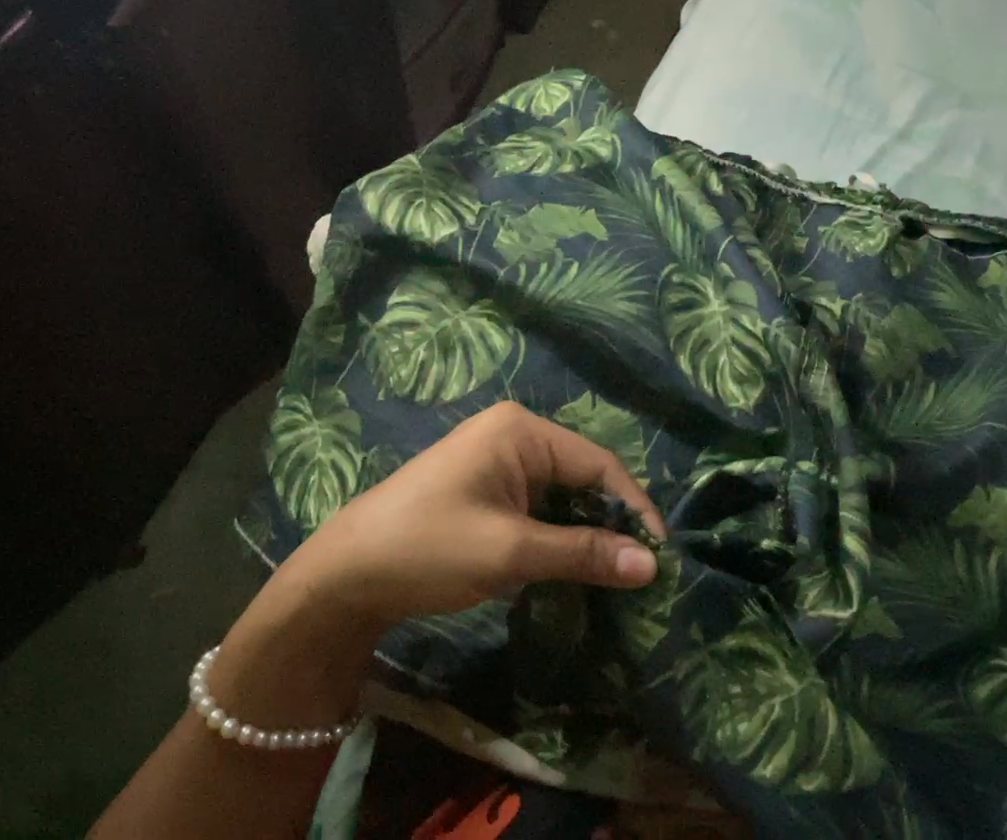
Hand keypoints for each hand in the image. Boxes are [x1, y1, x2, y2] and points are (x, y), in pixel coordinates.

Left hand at [268, 402, 666, 635]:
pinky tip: (575, 568)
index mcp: (520, 430)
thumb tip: (653, 565)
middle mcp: (513, 434)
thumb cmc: (429, 549)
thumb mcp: (512, 551)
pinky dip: (559, 536)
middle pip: (583, 476)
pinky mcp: (487, 488)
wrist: (346, 574)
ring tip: (617, 576)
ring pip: (563, 495)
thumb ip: (583, 554)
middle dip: (611, 522)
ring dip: (586, 533)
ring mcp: (497, 461)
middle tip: (641, 572)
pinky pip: (539, 507)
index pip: (598, 463)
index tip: (660, 558)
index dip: (633, 508)